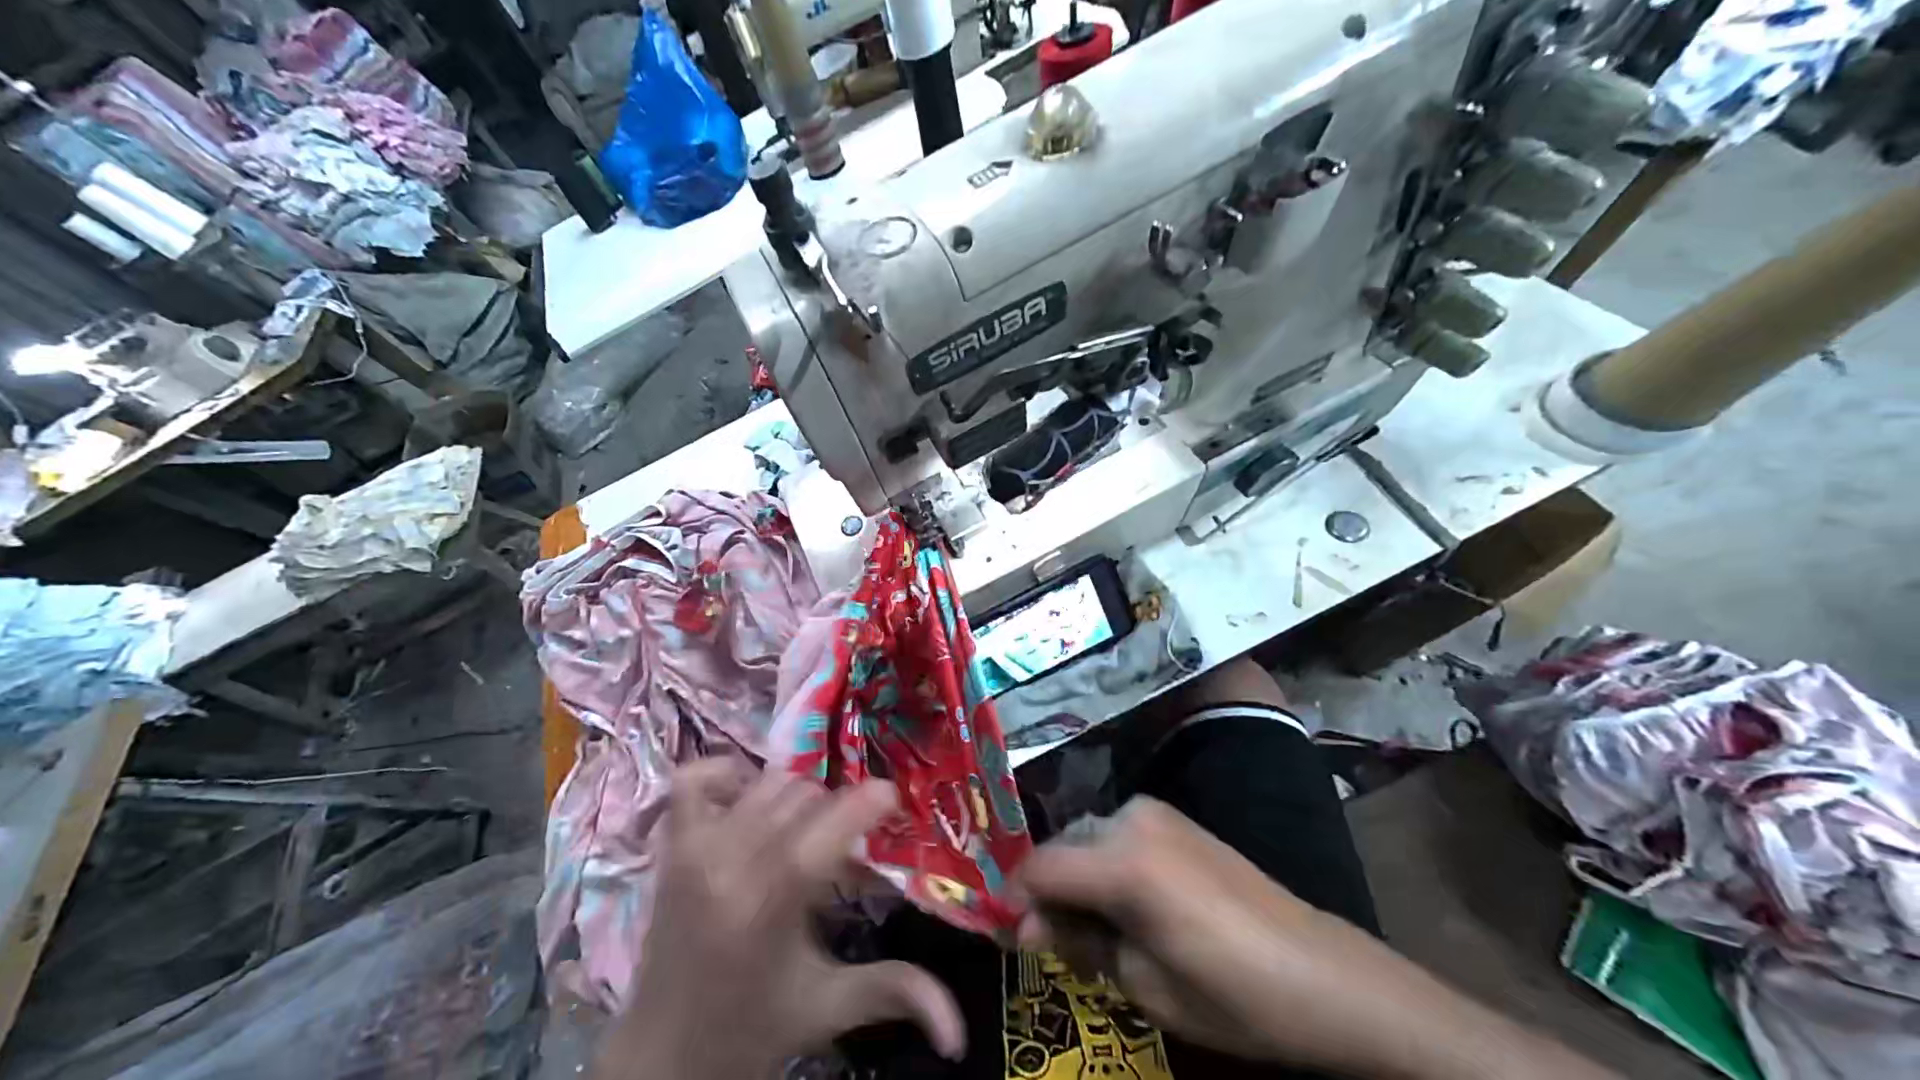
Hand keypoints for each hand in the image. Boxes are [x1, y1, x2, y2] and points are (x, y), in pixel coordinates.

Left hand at [595, 761, 965, 1079]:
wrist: (663, 1054)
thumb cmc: (753, 1028)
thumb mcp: (830, 1008)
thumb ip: (896, 993)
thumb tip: (960, 1030)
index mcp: (771, 901)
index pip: (828, 825)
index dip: (869, 802)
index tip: (895, 802)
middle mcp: (730, 860)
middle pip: (805, 797)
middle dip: (837, 813)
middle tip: (848, 849)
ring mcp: (695, 847)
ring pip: (767, 784)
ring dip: (798, 800)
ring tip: (809, 836)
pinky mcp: (672, 845)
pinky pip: (695, 778)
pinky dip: (727, 775)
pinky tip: (748, 799)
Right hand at [1016, 798, 1618, 1079]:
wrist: (1322, 974)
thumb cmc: (1233, 994)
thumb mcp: (1143, 984)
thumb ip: (1077, 941)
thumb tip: (1028, 924)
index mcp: (1123, 861)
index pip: (1038, 868)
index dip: (1014, 901)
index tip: (1009, 936)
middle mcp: (1132, 819)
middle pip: (1060, 848)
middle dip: (1046, 892)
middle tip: (1050, 943)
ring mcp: (1156, 812)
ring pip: (1086, 839)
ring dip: (1076, 879)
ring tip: (1091, 931)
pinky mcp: (1175, 818)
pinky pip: (1116, 835)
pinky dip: (1104, 866)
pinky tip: (1123, 906)